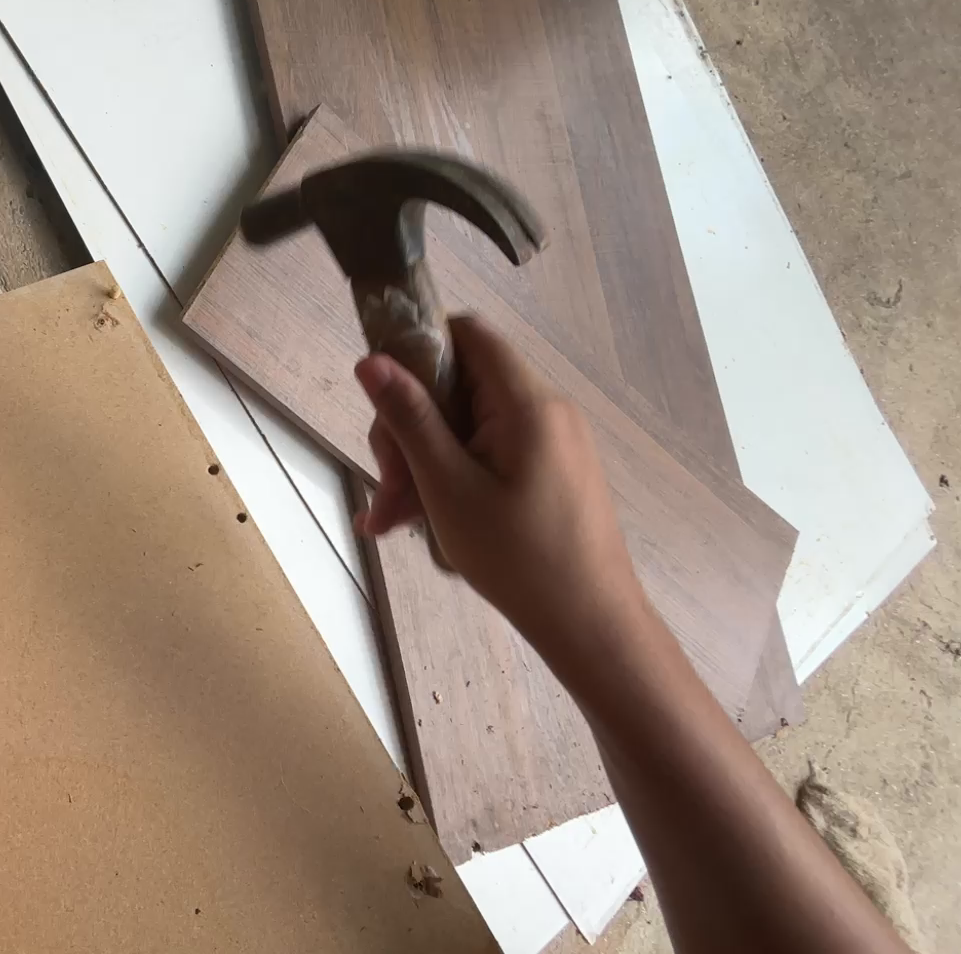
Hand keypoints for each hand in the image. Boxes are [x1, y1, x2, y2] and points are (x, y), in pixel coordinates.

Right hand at [353, 315, 643, 654]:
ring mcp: (543, 441)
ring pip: (460, 426)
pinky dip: (443, 476)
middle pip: (454, 387)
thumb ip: (409, 417)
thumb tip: (370, 360)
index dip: (417, 347)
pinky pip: (479, 453)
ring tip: (389, 515)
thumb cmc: (517, 556)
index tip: (380, 391)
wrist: (590, 626)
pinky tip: (410, 518)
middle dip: (407, 428)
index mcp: (526, 404)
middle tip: (385, 481)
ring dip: (417, 461)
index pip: (468, 334)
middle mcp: (541, 410)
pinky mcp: (542, 468)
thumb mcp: (447, 485)